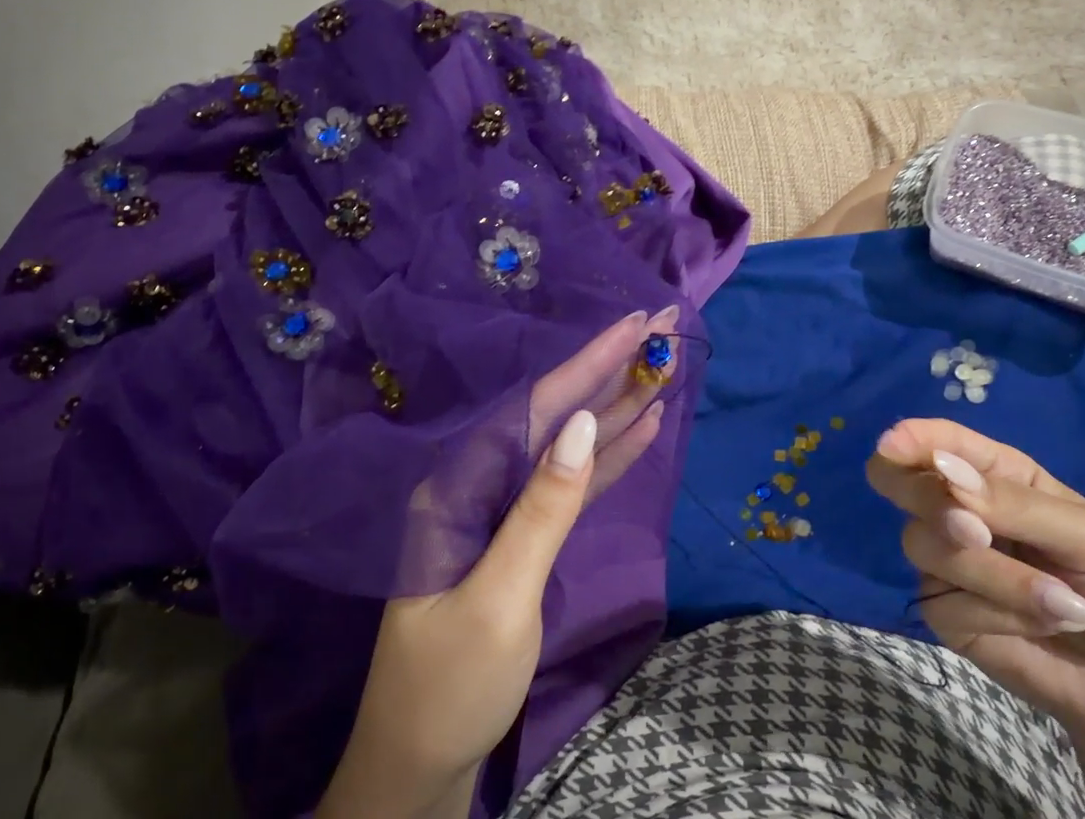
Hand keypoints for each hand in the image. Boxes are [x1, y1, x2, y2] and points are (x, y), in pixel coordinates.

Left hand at [320, 308, 675, 818]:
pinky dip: (608, 462)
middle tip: (659, 330)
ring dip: (615, 410)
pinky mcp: (524, 542)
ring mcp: (502, 515)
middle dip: (606, 373)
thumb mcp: (500, 599)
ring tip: (662, 370)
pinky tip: (641, 431)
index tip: (633, 324)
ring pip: (567, 449)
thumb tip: (581, 427)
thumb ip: (542, 509)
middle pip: (551, 419)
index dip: (586, 364)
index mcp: (457, 490)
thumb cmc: (451, 685)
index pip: (532, 411)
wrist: (421, 761)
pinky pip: (571, 489)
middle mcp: (477, 489)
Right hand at [866, 418, 1084, 737]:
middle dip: (930, 502)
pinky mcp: (944, 615)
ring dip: (996, 577)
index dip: (914, 438)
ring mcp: (949, 565)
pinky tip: (1043, 626)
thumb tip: (943, 470)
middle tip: (974, 533)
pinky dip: (999, 615)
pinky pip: (943, 603)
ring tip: (1062, 604)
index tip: (893, 443)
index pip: (942, 444)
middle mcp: (963, 512)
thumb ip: (1015, 504)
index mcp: (1000, 477)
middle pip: (904, 486)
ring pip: (927, 548)